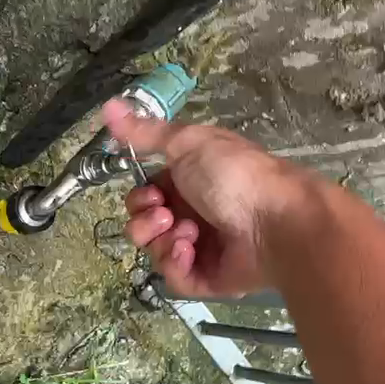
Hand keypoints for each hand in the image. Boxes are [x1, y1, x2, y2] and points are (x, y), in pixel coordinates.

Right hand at [103, 98, 317, 297]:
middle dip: (145, 222)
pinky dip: (176, 264)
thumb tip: (106, 105)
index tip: (152, 195)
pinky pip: (174, 278)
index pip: (144, 197)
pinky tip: (190, 253)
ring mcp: (200, 248)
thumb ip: (146, 133)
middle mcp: (192, 215)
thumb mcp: (188, 143)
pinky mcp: (207, 278)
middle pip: (142, 226)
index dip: (138, 199)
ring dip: (162, 241)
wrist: (278, 221)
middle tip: (167, 215)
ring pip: (154, 252)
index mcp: (189, 183)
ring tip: (189, 234)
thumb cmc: (235, 176)